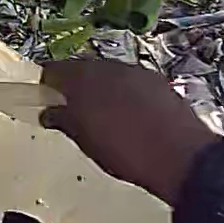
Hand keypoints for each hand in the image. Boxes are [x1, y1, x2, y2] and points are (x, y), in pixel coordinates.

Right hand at [39, 59, 218, 204]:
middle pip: (82, 68)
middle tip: (67, 107)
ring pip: (107, 73)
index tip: (42, 96)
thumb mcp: (87, 141)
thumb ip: (64, 120)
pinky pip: (129, 81)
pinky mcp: (156, 80)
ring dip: (99, 87)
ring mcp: (136, 71)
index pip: (55, 70)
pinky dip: (121, 91)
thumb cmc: (126, 152)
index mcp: (86, 79)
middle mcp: (110, 67)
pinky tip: (126, 112)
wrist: (180, 155)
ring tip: (98, 113)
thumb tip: (49, 111)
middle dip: (73, 84)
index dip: (46, 82)